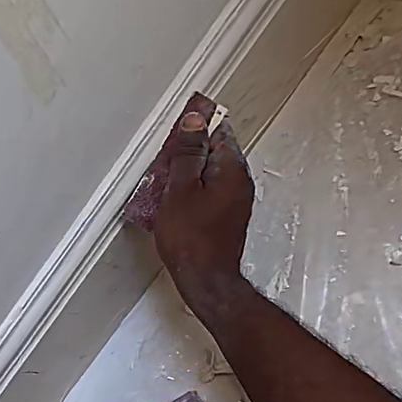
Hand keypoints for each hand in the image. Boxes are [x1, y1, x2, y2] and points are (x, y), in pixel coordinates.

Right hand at [153, 108, 255, 305]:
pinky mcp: (224, 216)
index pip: (218, 132)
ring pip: (209, 173)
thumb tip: (195, 122)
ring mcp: (234, 201)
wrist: (204, 278)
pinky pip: (207, 191)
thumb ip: (188, 153)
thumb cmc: (191, 238)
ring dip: (187, 172)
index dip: (195, 126)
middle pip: (214, 152)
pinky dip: (190, 190)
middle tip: (163, 159)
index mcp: (232, 170)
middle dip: (188, 151)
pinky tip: (172, 201)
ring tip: (163, 181)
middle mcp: (239, 182)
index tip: (175, 129)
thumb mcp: (181, 188)